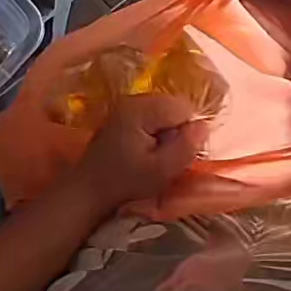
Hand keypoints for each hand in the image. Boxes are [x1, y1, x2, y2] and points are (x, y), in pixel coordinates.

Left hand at [68, 94, 208, 214]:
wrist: (88, 190)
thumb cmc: (125, 183)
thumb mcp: (161, 171)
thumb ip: (185, 147)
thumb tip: (203, 126)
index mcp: (141, 109)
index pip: (185, 109)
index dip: (186, 133)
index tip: (173, 155)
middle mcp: (133, 99)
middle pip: (175, 107)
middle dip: (176, 132)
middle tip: (161, 157)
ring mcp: (126, 105)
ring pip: (165, 112)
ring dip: (166, 134)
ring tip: (151, 156)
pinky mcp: (122, 115)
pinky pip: (152, 117)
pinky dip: (154, 133)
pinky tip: (141, 152)